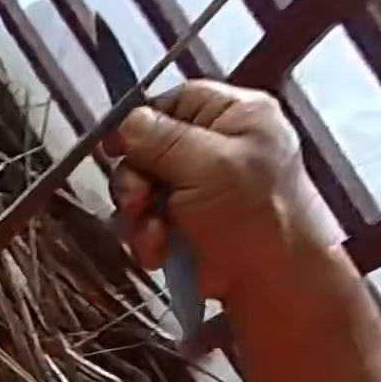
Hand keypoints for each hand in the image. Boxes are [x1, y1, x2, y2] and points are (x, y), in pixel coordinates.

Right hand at [104, 80, 342, 300]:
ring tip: (156, 236)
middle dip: (135, 180)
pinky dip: (146, 241)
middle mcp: (212, 149)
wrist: (267, 279)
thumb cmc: (250, 216)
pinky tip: (160, 253)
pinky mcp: (180, 226)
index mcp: (233, 117)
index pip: (176, 102)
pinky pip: (145, 224)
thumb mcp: (209, 167)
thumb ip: (164, 141)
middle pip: (148, 150)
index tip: (113, 146)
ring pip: (140, 192)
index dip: (141, 123)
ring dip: (137, 218)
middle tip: (138, 202)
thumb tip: (126, 122)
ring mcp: (194, 190)